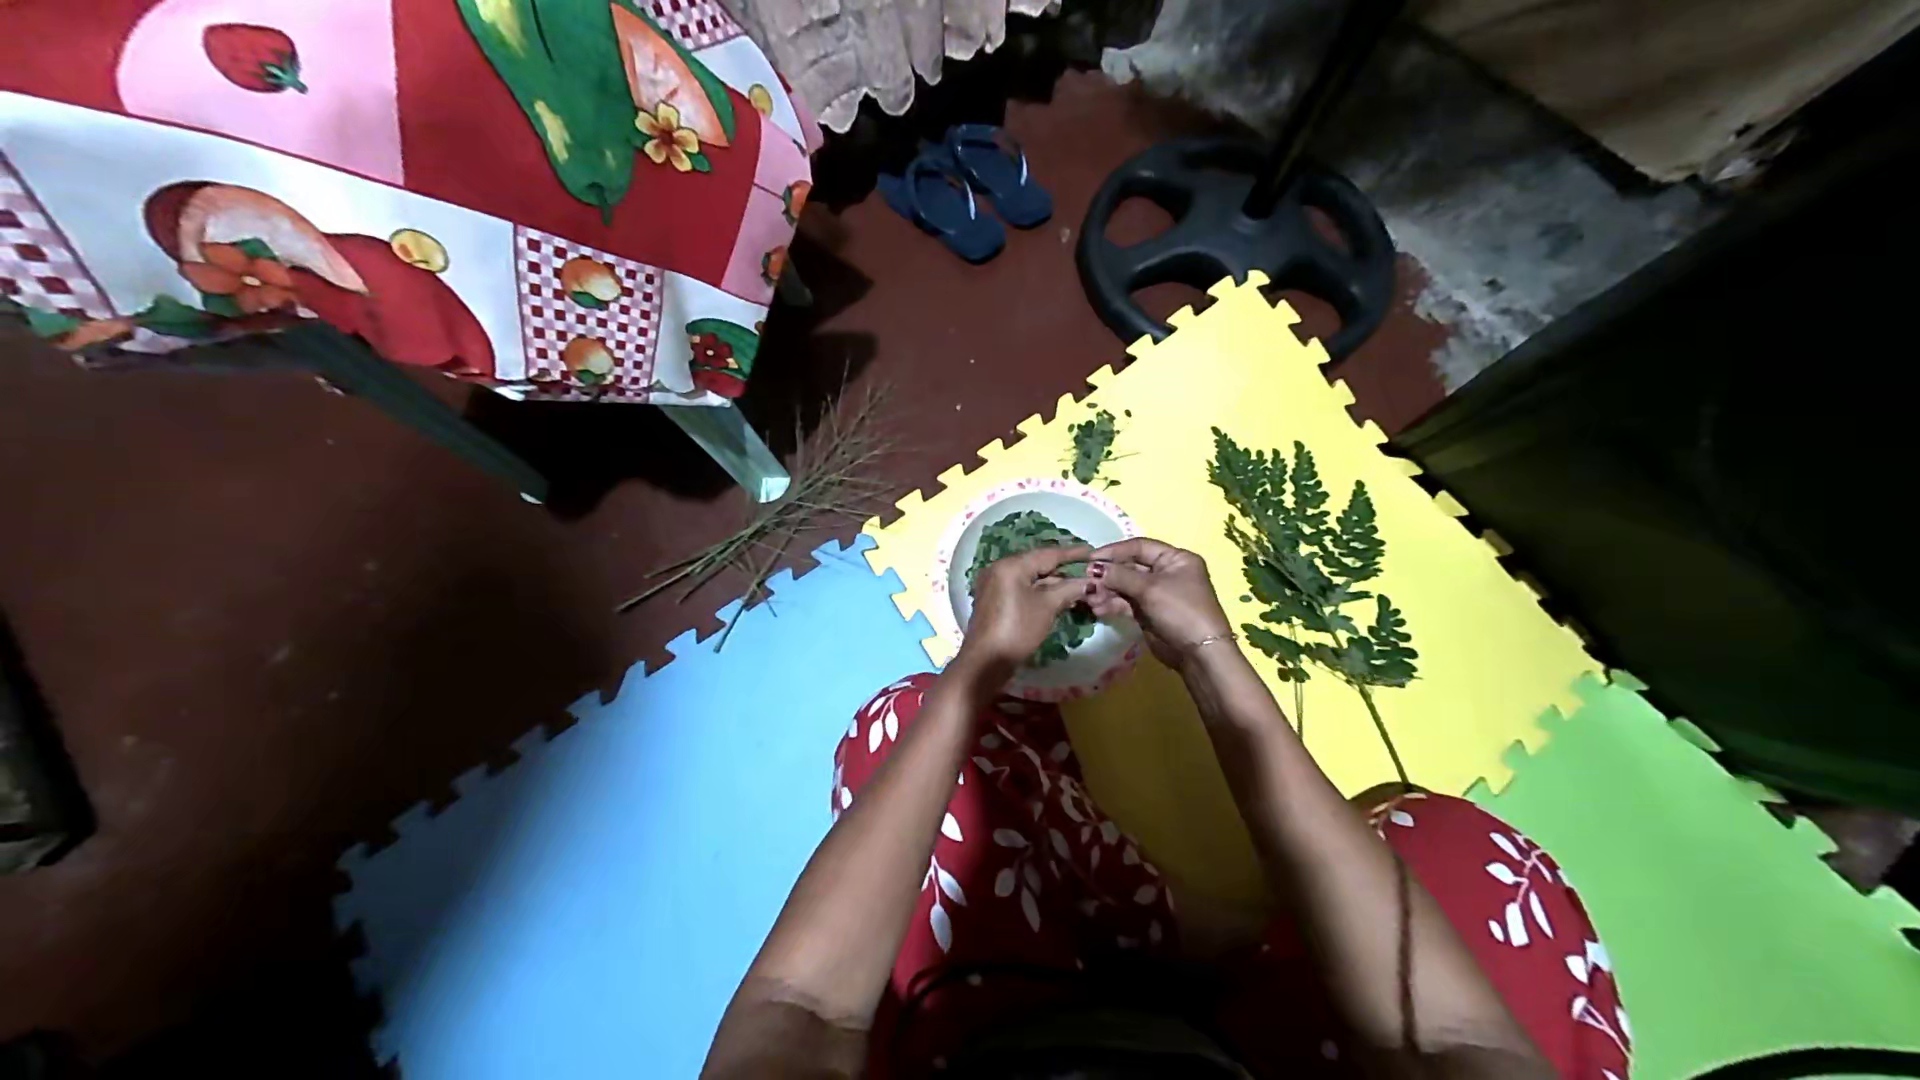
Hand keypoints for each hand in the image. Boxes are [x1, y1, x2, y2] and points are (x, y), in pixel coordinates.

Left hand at [955, 544, 1094, 679]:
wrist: (987, 662)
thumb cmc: (1017, 630)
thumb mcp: (1047, 607)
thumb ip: (1069, 589)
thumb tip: (1090, 582)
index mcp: (1011, 565)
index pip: (1047, 553)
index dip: (1072, 553)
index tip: (1093, 552)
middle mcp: (999, 568)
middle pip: (1038, 563)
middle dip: (1063, 568)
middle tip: (1088, 570)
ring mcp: (994, 583)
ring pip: (1030, 576)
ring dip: (1053, 581)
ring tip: (1079, 585)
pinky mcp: (994, 598)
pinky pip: (1021, 587)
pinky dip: (1039, 590)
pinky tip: (1058, 596)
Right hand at [1084, 538, 1233, 666]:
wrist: (1198, 653)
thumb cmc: (1180, 610)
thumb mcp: (1150, 589)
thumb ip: (1120, 575)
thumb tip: (1093, 568)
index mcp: (1175, 558)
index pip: (1139, 547)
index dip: (1114, 551)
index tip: (1089, 558)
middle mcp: (1166, 572)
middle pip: (1130, 567)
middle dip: (1108, 575)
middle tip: (1086, 582)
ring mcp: (1157, 593)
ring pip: (1125, 586)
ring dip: (1106, 592)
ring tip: (1091, 600)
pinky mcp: (1148, 612)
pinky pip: (1126, 603)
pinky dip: (1112, 604)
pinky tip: (1098, 609)